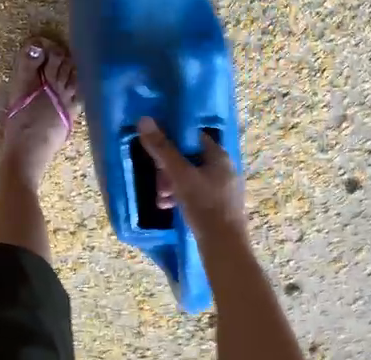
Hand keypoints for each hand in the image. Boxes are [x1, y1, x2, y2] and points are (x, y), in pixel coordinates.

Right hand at [137, 117, 246, 244]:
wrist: (225, 250)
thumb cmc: (205, 206)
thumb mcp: (180, 176)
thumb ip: (162, 148)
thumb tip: (144, 119)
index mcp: (218, 155)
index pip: (190, 137)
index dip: (171, 142)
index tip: (156, 154)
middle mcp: (223, 168)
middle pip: (188, 157)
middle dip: (168, 169)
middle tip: (158, 183)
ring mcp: (222, 188)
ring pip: (189, 176)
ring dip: (171, 184)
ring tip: (161, 199)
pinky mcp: (219, 206)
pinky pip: (195, 192)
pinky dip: (180, 196)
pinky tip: (168, 207)